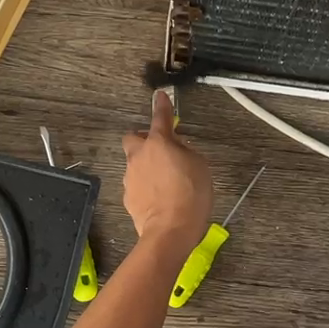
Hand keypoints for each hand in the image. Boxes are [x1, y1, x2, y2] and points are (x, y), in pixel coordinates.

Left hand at [120, 90, 212, 252]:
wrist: (170, 230)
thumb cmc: (190, 196)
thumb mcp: (200, 166)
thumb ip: (186, 151)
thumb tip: (178, 149)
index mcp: (159, 143)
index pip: (160, 117)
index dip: (162, 105)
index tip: (160, 96)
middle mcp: (140, 156)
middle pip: (133, 138)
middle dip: (144, 139)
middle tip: (160, 148)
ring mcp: (130, 176)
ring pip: (135, 162)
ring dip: (147, 166)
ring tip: (166, 181)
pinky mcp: (128, 196)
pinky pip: (136, 183)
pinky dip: (146, 186)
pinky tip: (160, 197)